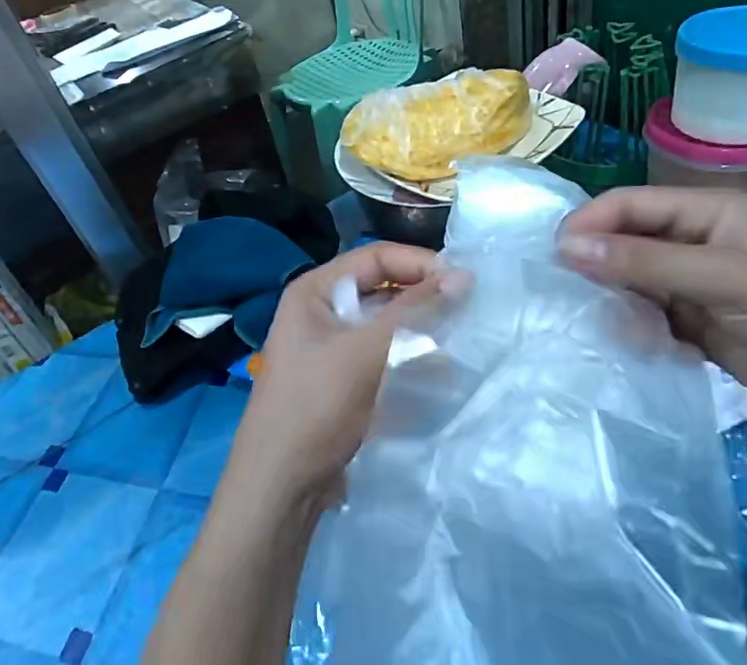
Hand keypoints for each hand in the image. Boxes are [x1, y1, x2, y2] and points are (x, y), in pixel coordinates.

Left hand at [224, 242, 446, 508]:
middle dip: (423, 296)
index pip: (376, 256)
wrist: (279, 489)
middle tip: (467, 308)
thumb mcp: (366, 351)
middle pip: (383, 288)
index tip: (463, 280)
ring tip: (459, 338)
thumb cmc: (316, 406)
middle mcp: (322, 310)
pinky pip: (385, 353)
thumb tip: (463, 275)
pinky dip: (411, 356)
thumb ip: (414, 311)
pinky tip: (440, 369)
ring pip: (388, 322)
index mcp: (315, 290)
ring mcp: (332, 346)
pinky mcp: (345, 378)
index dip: (419, 263)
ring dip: (421, 328)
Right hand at [559, 187, 746, 429]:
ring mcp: (698, 286)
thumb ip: (647, 262)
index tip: (553, 255)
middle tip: (567, 299)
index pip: (631, 205)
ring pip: (635, 285)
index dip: (591, 224)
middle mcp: (696, 242)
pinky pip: (652, 322)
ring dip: (616, 304)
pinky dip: (637, 333)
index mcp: (707, 211)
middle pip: (628, 244)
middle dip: (599, 267)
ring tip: (603, 329)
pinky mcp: (701, 327)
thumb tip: (568, 246)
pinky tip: (633, 350)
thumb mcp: (727, 278)